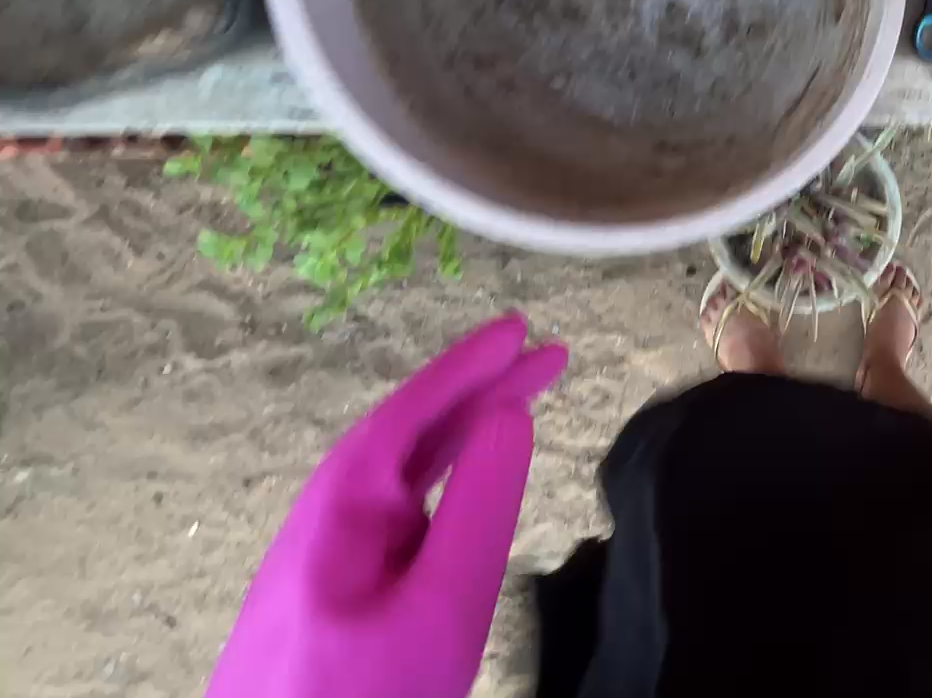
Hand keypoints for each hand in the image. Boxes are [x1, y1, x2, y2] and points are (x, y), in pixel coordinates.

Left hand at [207, 316, 567, 697]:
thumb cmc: (373, 696)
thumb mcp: (444, 599)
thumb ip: (482, 500)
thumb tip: (510, 413)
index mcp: (339, 513)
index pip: (409, 414)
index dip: (465, 365)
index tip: (520, 327)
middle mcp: (327, 522)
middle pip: (411, 433)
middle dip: (481, 386)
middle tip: (549, 353)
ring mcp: (330, 559)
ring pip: (408, 468)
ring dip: (469, 423)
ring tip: (528, 390)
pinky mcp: (343, 590)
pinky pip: (407, 505)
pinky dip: (452, 467)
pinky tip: (476, 466)